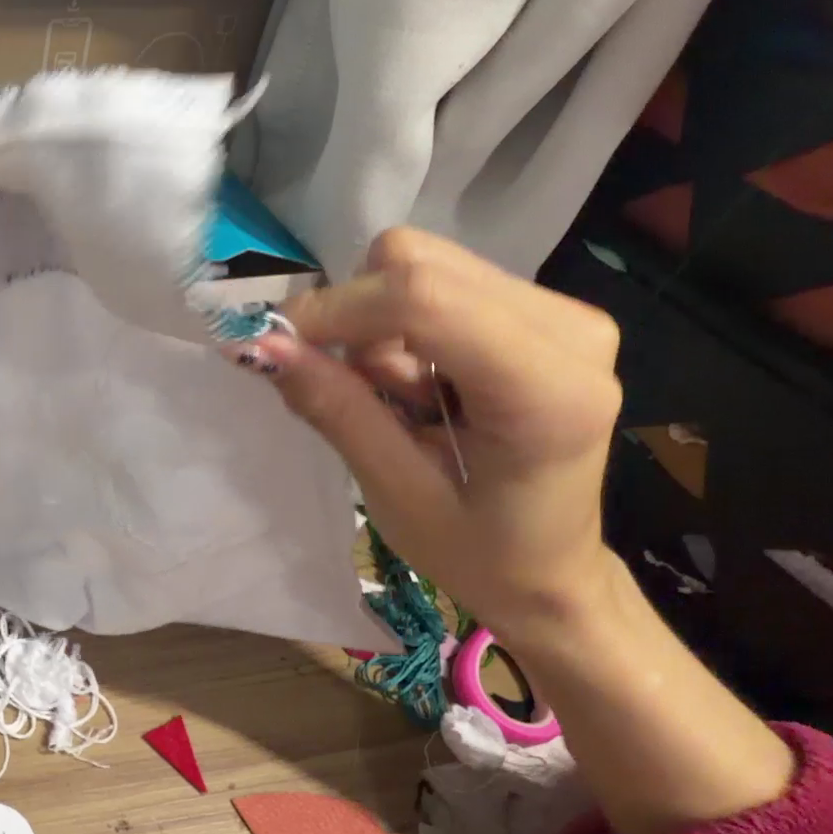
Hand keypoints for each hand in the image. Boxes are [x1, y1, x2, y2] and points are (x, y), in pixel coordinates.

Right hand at [228, 227, 623, 642]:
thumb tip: (261, 346)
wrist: (548, 569)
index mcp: (547, 390)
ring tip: (390, 393)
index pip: (423, 300)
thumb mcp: (394, 492)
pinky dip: (398, 324)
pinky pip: (439, 280)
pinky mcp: (543, 311)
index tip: (275, 349)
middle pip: (419, 265)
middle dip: (353, 316)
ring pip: (423, 264)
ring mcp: (562, 313)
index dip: (333, 311)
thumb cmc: (474, 549)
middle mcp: (570, 330)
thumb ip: (335, 409)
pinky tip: (414, 380)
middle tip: (341, 382)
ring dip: (375, 324)